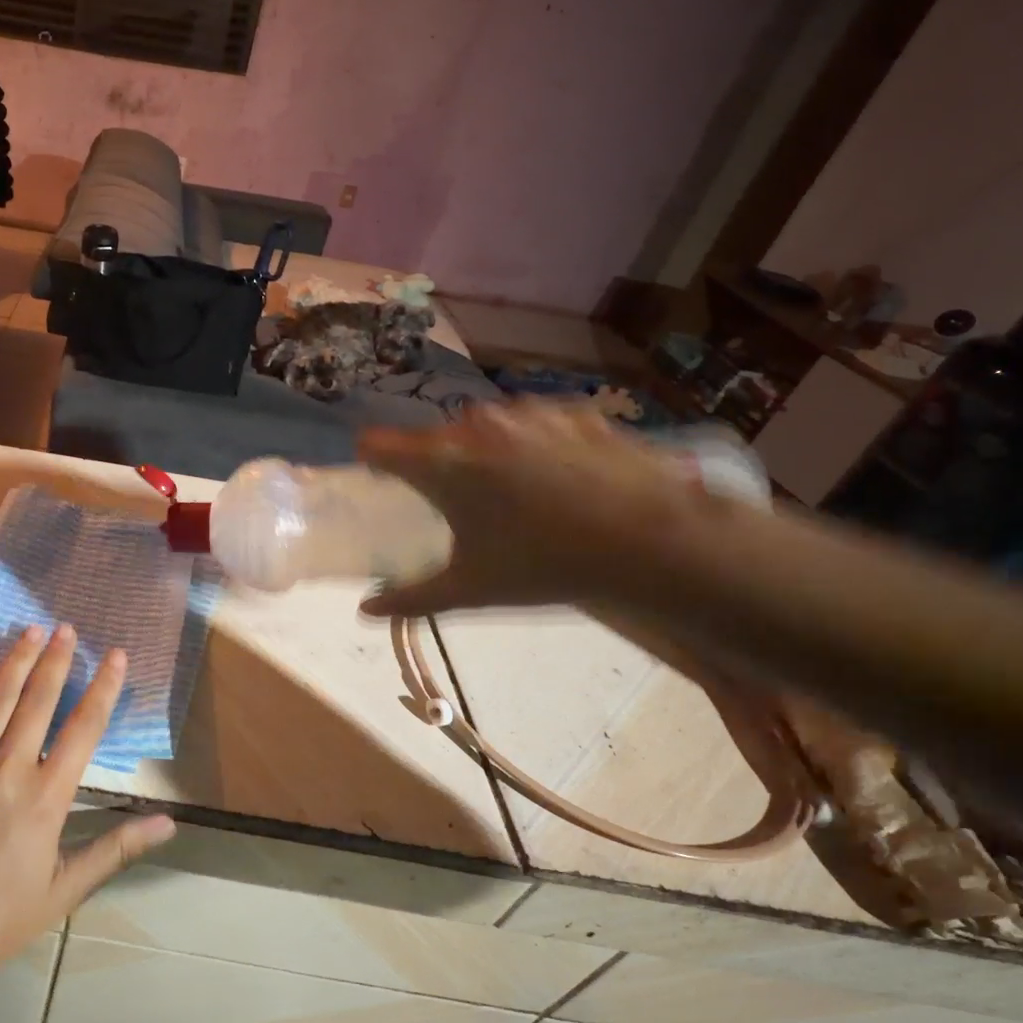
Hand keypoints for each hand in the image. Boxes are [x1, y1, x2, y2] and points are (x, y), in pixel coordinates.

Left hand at [0, 626, 175, 1022]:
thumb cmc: (1, 918)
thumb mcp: (66, 889)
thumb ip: (116, 848)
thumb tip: (168, 824)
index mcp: (46, 797)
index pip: (84, 728)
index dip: (104, 688)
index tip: (117, 656)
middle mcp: (8, 769)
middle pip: (39, 700)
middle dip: (57, 660)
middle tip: (68, 628)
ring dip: (17, 660)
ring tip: (33, 628)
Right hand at [358, 402, 730, 616]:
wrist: (657, 541)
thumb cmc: (546, 563)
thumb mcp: (473, 589)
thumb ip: (410, 598)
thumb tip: (365, 610)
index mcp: (442, 462)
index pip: (376, 443)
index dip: (374, 463)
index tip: (387, 487)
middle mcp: (475, 425)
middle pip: (433, 438)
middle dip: (439, 466)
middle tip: (463, 507)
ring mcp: (527, 413)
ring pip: (483, 427)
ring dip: (486, 453)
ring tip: (517, 496)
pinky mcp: (572, 412)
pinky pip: (533, 424)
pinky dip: (534, 445)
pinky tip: (560, 481)